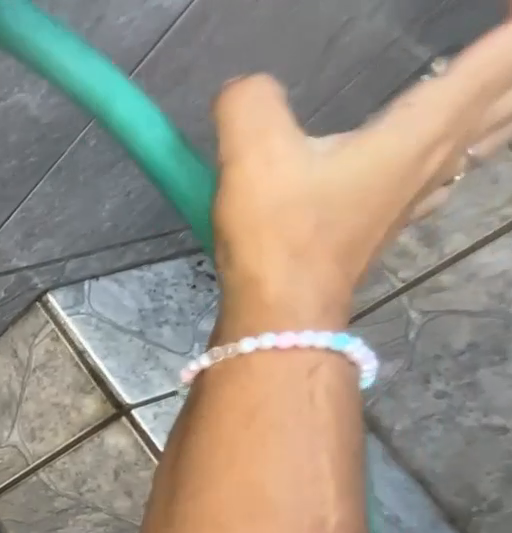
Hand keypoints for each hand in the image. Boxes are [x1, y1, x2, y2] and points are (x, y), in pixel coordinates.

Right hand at [209, 12, 511, 338]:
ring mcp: (425, 189)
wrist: (281, 307)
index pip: (504, 53)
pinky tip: (459, 149)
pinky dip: (474, 144)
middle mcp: (440, 151)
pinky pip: (460, 166)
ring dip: (504, 102)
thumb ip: (249, 105)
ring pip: (496, 129)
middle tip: (507, 39)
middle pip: (510, 94)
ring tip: (498, 86)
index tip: (508, 2)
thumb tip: (243, 87)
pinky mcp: (399, 216)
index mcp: (423, 125)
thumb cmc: (278, 233)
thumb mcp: (251, 157)